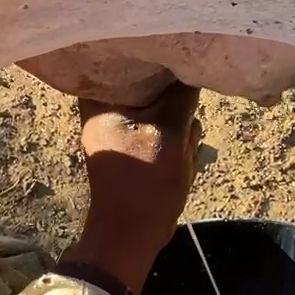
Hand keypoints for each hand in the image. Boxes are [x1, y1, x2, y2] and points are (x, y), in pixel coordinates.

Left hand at [65, 82, 202, 294]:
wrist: (132, 234)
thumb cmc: (145, 184)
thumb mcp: (171, 135)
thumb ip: (183, 98)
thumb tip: (193, 70)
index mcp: (100, 98)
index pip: (131, 60)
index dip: (160, 63)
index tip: (181, 64)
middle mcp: (105, 108)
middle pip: (152, 87)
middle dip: (175, 106)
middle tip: (181, 126)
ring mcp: (120, 130)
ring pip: (163, 112)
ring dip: (180, 129)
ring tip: (181, 150)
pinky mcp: (134, 148)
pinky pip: (163, 133)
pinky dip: (175, 144)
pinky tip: (181, 159)